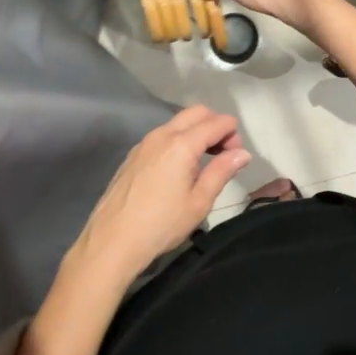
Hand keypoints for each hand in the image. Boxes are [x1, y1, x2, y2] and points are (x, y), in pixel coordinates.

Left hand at [64, 106, 250, 286]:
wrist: (112, 241)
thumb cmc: (162, 225)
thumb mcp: (199, 202)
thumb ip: (222, 172)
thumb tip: (243, 154)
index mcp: (181, 144)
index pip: (216, 122)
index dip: (232, 132)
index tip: (238, 154)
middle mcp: (162, 135)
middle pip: (196, 113)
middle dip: (215, 125)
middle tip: (224, 152)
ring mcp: (143, 143)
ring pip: (177, 122)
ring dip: (196, 132)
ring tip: (203, 161)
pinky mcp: (132, 155)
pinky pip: (162, 135)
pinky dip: (178, 140)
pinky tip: (179, 168)